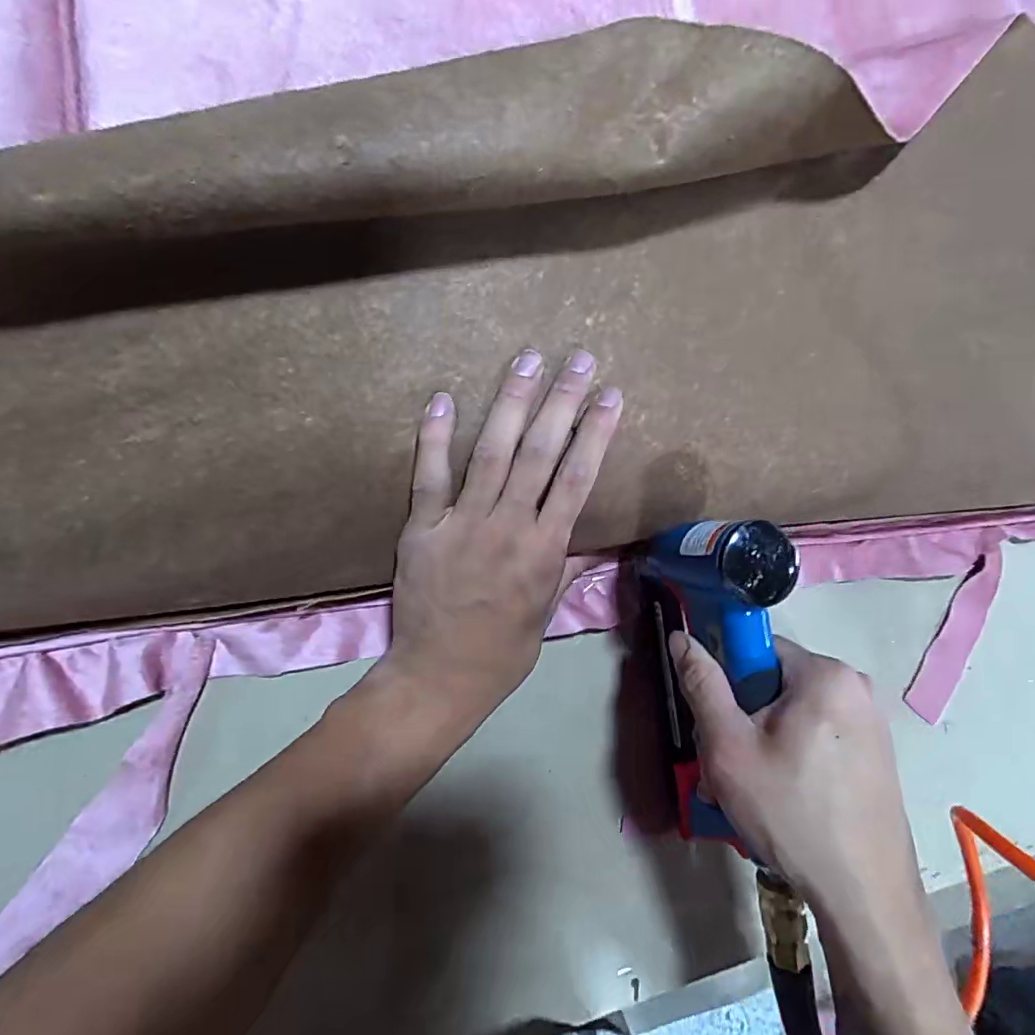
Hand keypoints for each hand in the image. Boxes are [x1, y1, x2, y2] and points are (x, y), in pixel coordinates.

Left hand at [378, 348, 622, 718]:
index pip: (576, 479)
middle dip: (562, 401)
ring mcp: (462, 523)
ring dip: (511, 402)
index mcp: (544, 550)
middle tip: (579, 359)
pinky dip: (436, 436)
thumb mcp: (547, 613)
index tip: (611, 396)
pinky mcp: (423, 528)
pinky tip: (444, 398)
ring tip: (528, 359)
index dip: (596, 433)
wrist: (439, 675)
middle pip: (539, 452)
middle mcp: (508, 526)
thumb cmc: (503, 651)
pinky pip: (429, 475)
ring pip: (491, 452)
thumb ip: (568, 568)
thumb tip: (599, 543)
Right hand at [670, 632, 917, 906]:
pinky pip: (817, 739)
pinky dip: (791, 760)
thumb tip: (683, 639)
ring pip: (793, 716)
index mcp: (826, 673)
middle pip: (774, 684)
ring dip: (762, 745)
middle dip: (742, 720)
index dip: (727, 680)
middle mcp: (856, 687)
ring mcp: (871, 724)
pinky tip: (780, 800)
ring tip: (749, 791)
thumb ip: (702, 686)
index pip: (757, 649)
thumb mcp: (729, 747)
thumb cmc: (790, 812)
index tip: (717, 721)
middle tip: (726, 766)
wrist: (865, 896)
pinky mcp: (875, 756)